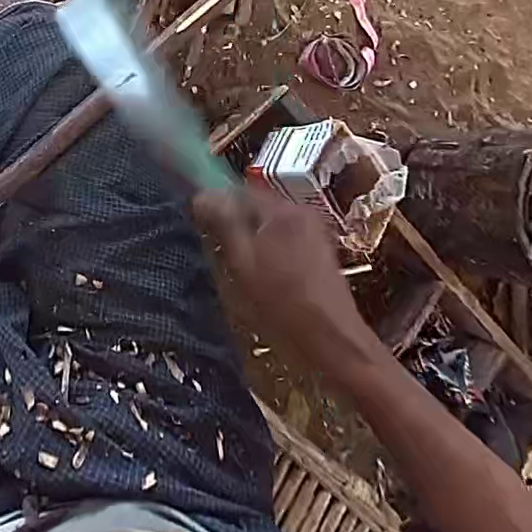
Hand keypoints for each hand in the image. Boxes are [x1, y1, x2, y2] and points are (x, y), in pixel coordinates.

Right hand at [192, 187, 380, 372]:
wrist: (332, 341)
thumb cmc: (282, 304)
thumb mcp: (242, 265)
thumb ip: (223, 225)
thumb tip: (202, 195)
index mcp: (282, 209)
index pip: (240, 190)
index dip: (216, 202)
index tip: (199, 222)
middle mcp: (301, 211)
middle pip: (257, 205)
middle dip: (235, 221)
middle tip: (217, 248)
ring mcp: (314, 230)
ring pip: (270, 223)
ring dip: (252, 236)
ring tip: (239, 266)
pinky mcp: (321, 251)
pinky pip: (285, 237)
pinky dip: (269, 248)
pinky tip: (263, 276)